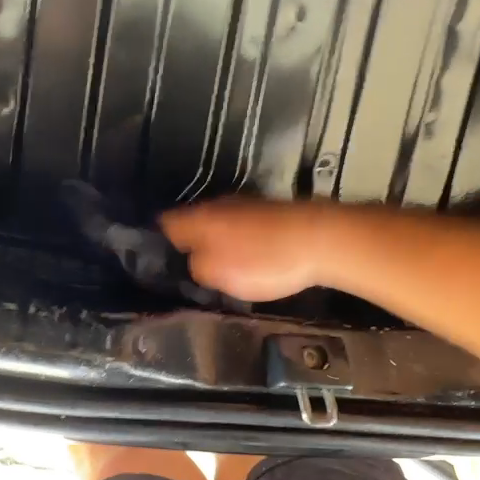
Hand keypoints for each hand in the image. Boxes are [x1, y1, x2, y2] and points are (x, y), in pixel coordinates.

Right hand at [159, 198, 339, 301]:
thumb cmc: (262, 260)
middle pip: (193, 221)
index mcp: (198, 218)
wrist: (319, 238)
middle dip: (191, 242)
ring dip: (219, 241)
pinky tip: (252, 257)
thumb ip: (196, 267)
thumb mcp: (218, 275)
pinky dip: (243, 240)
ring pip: (220, 223)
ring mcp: (246, 205)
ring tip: (223, 266)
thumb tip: (193, 260)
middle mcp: (217, 205)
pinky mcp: (270, 211)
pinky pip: (244, 226)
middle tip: (193, 268)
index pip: (165, 223)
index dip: (160, 242)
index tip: (163, 262)